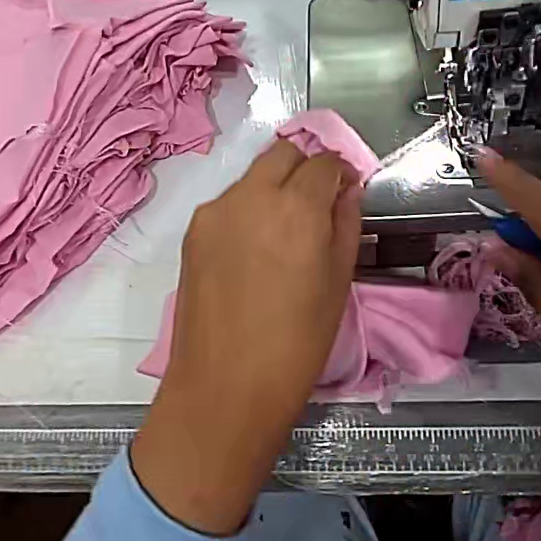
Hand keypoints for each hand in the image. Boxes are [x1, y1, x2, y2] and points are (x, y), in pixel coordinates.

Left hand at [131, 141, 360, 533]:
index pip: (324, 162)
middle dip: (306, 166)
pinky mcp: (193, 229)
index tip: (347, 190)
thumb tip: (346, 190)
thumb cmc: (296, 342)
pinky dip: (249, 207)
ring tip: (284, 229)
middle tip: (318, 200)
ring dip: (276, 185)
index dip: (341, 172)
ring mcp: (216, 210)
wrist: (225, 387)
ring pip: (254, 174)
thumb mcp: (338, 281)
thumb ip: (346, 222)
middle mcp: (252, 196)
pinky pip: (229, 201)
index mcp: (296, 209)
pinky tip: (254, 247)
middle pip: (284, 152)